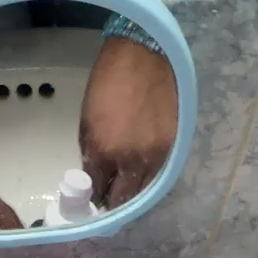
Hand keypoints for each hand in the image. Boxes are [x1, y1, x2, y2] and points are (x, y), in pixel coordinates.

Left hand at [79, 35, 178, 208]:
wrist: (144, 54)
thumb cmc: (108, 82)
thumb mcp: (87, 121)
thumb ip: (90, 154)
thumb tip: (93, 177)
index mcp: (104, 152)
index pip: (97, 192)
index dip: (92, 200)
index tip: (90, 202)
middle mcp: (131, 162)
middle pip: (121, 200)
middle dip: (112, 203)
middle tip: (106, 200)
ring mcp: (154, 157)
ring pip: (141, 192)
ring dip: (130, 193)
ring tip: (123, 187)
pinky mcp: (170, 149)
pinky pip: (156, 175)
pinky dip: (145, 178)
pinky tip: (138, 173)